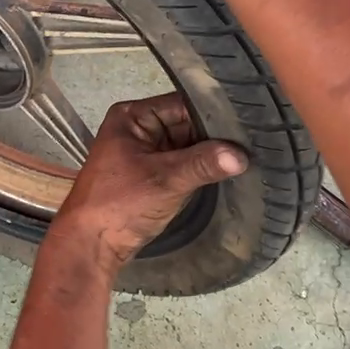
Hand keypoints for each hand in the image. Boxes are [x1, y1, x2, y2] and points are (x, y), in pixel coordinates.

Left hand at [49, 93, 247, 268]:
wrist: (92, 244)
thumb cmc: (120, 203)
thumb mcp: (164, 179)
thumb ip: (203, 164)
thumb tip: (243, 154)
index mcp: (132, 116)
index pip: (181, 104)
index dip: (213, 112)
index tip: (249, 119)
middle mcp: (140, 128)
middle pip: (187, 124)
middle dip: (217, 135)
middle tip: (257, 139)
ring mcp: (148, 152)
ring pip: (189, 146)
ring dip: (213, 154)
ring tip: (253, 152)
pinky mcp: (154, 175)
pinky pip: (185, 164)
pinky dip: (203, 169)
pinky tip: (233, 170)